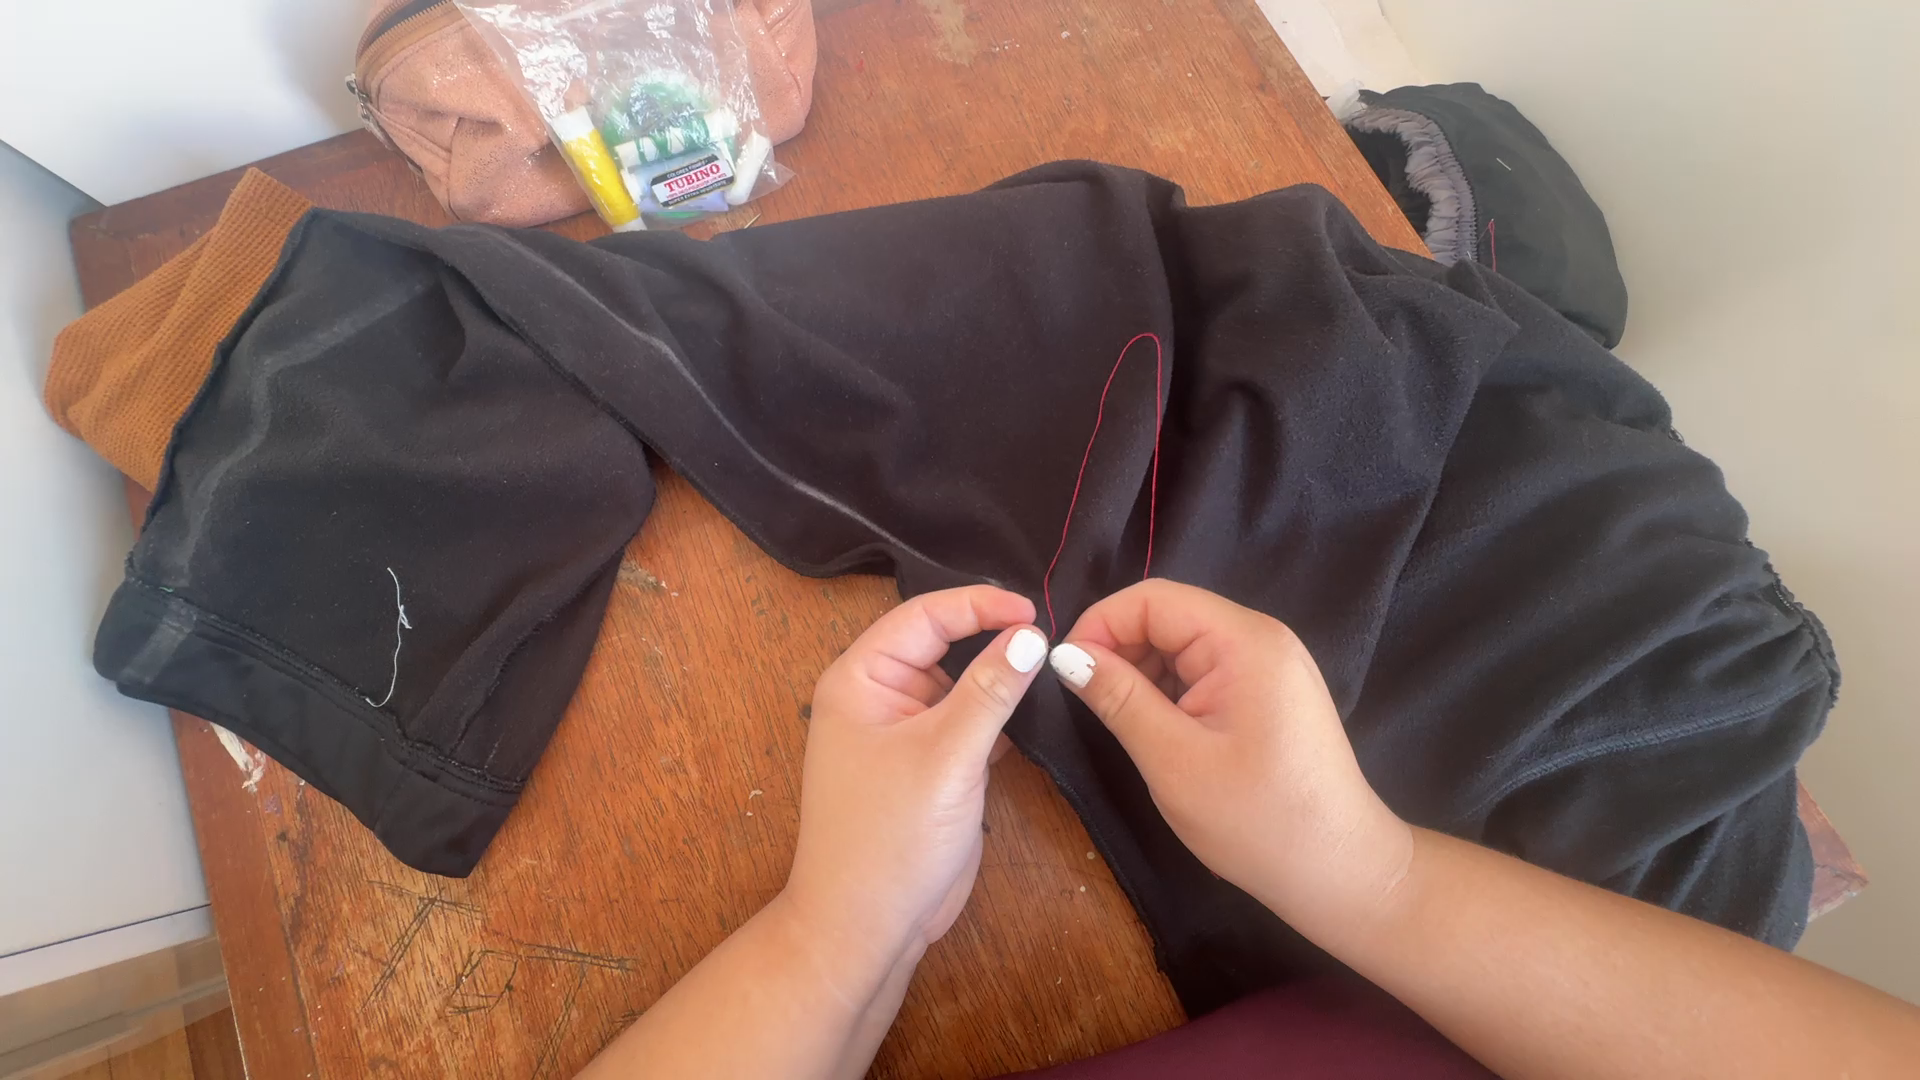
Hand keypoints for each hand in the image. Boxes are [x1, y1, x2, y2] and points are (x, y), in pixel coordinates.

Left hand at [785, 585, 1048, 963]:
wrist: (869, 929)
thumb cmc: (891, 836)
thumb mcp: (945, 755)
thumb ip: (990, 691)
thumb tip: (1031, 635)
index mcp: (862, 677)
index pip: (923, 616)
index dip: (977, 605)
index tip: (1032, 610)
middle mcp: (881, 694)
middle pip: (942, 644)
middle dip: (991, 637)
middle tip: (1047, 636)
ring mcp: (908, 728)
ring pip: (961, 682)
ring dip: (999, 677)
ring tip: (1050, 666)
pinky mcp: (933, 760)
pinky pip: (969, 719)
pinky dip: (1000, 715)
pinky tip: (1036, 713)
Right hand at [1047, 580, 1411, 933]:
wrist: (1343, 876)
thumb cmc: (1258, 821)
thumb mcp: (1172, 759)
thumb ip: (1117, 697)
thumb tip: (1064, 655)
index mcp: (1243, 641)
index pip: (1152, 600)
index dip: (1100, 624)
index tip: (1065, 669)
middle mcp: (1257, 637)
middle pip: (1166, 616)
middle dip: (1118, 648)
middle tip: (1086, 699)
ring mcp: (1264, 662)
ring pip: (1177, 642)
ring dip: (1139, 671)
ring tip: (1120, 718)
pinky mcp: (1262, 689)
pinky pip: (1198, 668)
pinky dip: (1165, 689)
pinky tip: (1154, 726)